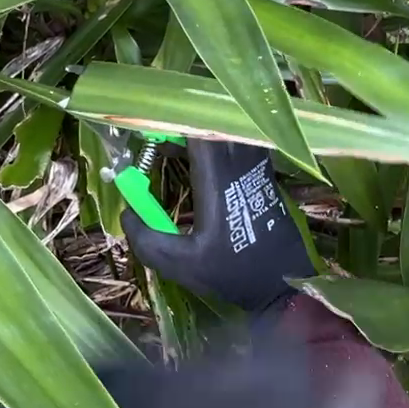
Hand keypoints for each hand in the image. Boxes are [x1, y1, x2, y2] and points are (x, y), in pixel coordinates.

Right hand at [122, 139, 312, 314]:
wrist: (282, 285)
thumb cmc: (231, 273)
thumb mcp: (180, 264)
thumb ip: (146, 239)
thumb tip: (127, 212)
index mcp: (218, 183)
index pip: (200, 132)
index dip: (175, 122)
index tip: (150, 126)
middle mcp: (240, 167)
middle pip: (214, 123)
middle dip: (183, 123)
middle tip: (157, 136)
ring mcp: (256, 167)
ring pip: (229, 129)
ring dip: (202, 130)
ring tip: (175, 144)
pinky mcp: (264, 174)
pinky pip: (239, 141)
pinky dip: (217, 140)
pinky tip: (199, 158)